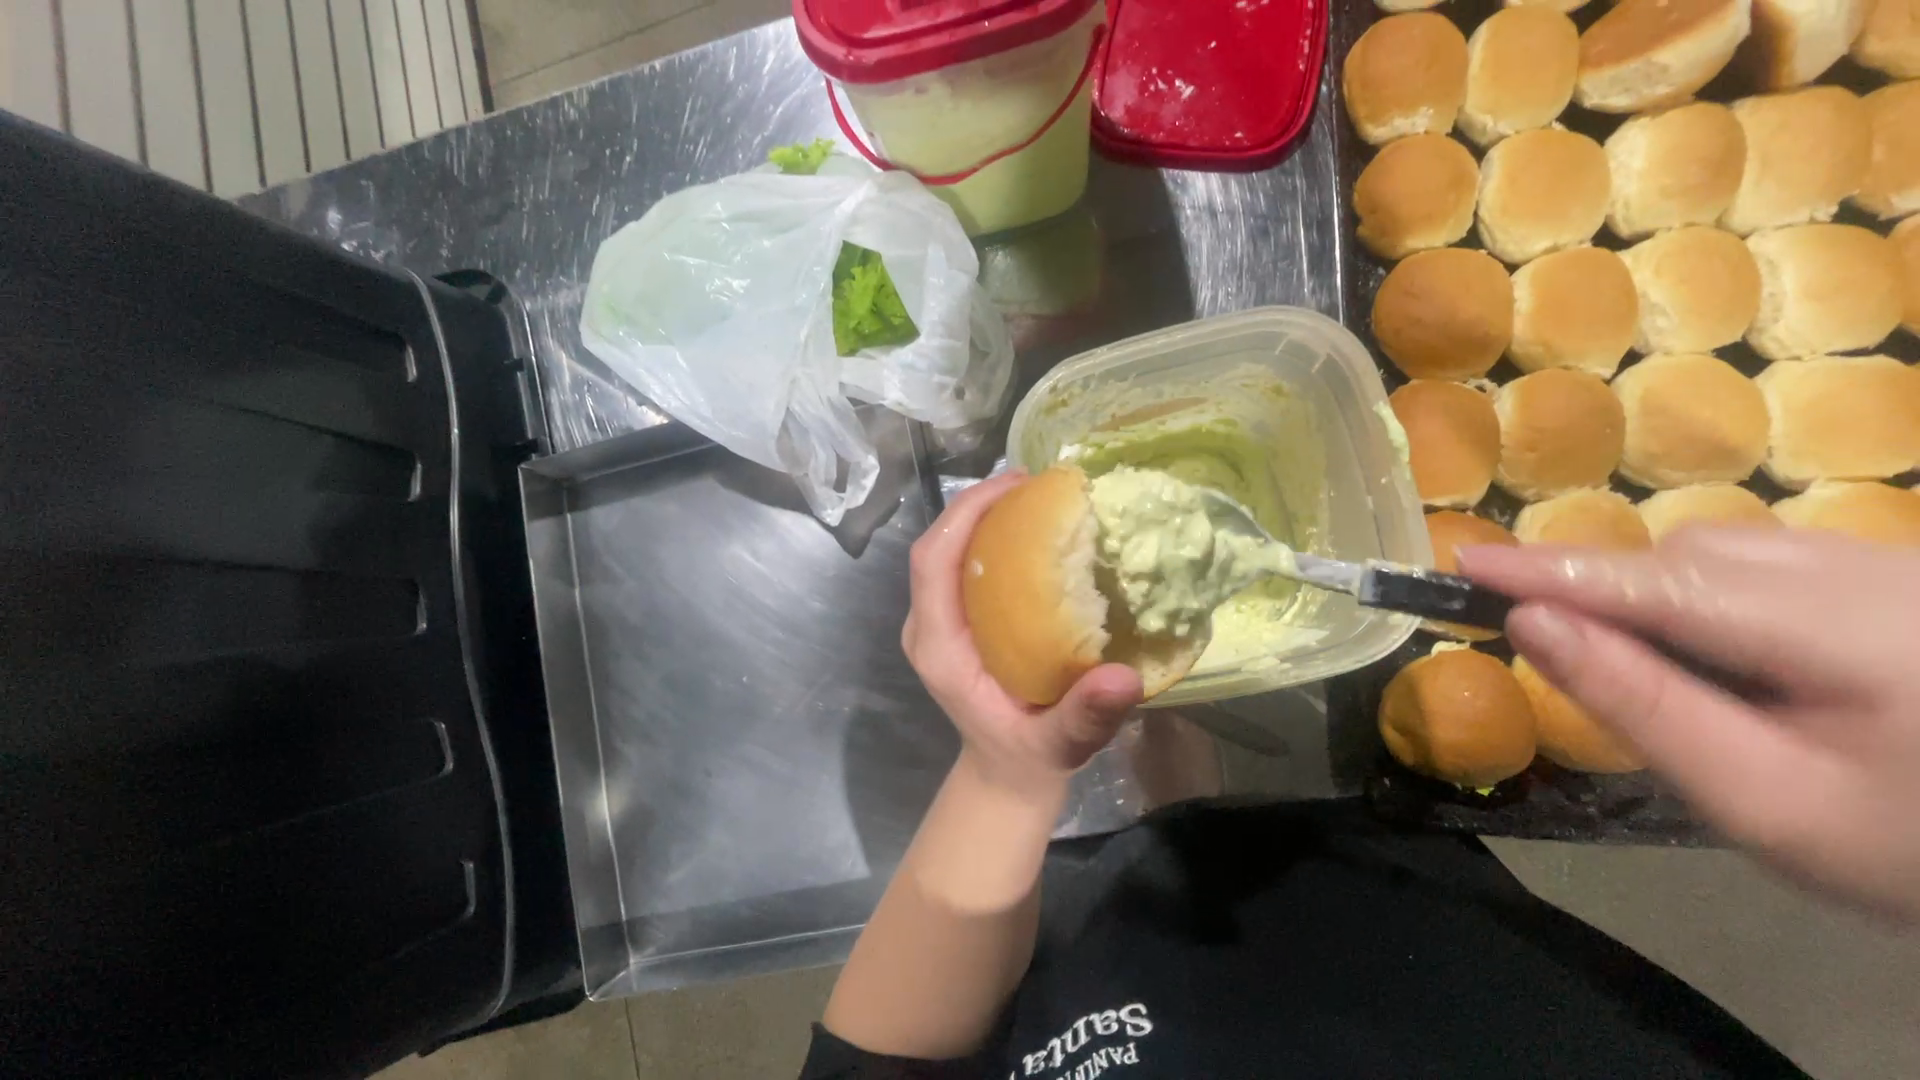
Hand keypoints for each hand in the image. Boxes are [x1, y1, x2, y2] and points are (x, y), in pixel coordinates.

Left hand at [902, 471, 1143, 800]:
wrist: (1007, 776)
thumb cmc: (1028, 757)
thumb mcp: (1060, 744)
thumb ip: (1086, 716)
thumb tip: (1123, 678)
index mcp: (939, 649)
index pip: (932, 563)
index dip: (965, 515)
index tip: (1015, 486)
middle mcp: (928, 628)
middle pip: (938, 546)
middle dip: (979, 505)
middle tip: (1037, 483)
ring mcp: (938, 623)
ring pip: (948, 551)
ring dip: (985, 517)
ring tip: (1038, 496)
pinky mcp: (954, 623)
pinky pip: (962, 567)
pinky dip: (992, 539)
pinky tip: (1034, 530)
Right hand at [1460, 528, 1919, 919]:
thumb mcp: (1763, 799)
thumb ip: (1640, 703)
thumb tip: (1533, 624)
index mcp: (1848, 631)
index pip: (1658, 583)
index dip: (1550, 570)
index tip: (1463, 561)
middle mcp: (1874, 572)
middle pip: (1691, 555)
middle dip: (1619, 597)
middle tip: (1597, 672)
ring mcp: (1896, 566)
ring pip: (1727, 551)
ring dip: (1669, 600)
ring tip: (1695, 684)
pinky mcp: (1904, 577)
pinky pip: (1772, 562)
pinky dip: (1719, 598)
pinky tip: (1755, 665)